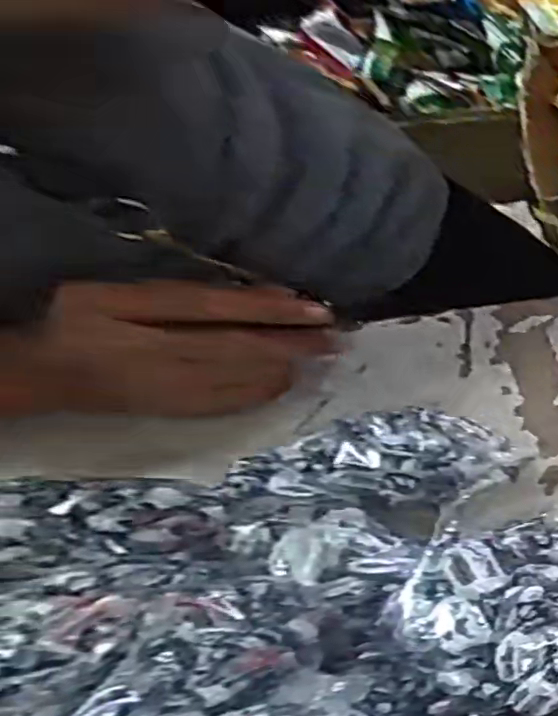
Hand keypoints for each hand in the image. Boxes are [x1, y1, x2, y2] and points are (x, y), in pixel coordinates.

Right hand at [5, 281, 337, 416]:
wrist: (51, 376)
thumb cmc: (91, 324)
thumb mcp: (125, 296)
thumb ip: (194, 294)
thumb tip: (272, 294)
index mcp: (117, 307)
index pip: (208, 305)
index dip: (267, 307)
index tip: (315, 309)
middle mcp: (148, 348)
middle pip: (240, 344)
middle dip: (296, 340)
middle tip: (336, 335)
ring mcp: (170, 384)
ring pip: (249, 373)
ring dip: (293, 362)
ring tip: (322, 351)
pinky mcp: (187, 409)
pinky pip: (245, 397)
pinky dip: (274, 384)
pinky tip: (292, 374)